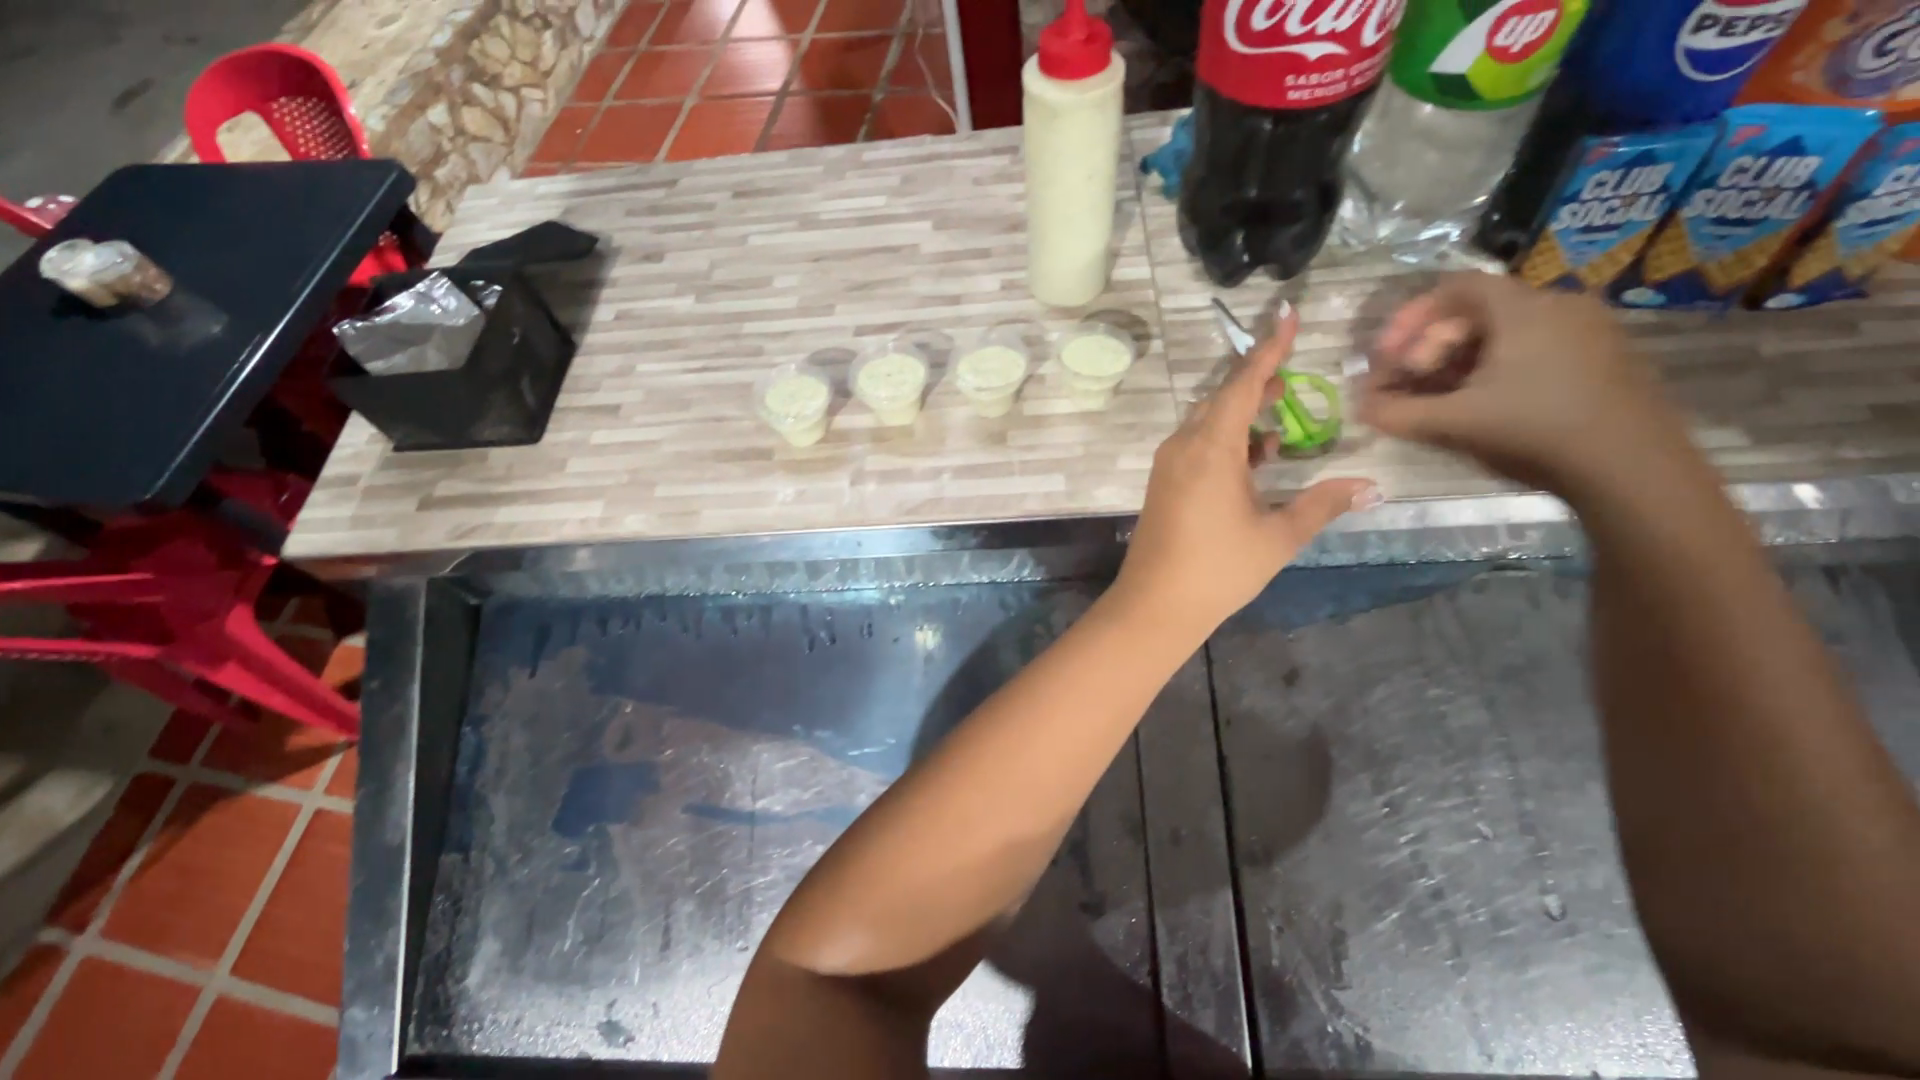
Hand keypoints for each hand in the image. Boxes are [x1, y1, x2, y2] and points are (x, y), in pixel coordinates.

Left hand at [1114, 304, 1377, 636]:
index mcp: (1211, 448)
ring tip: (1277, 415)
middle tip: (1290, 380)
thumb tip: (1370, 487)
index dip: (1268, 350)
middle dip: (1256, 384)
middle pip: (1222, 399)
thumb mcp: (1278, 536)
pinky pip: (1196, 445)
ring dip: (1241, 414)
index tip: (1287, 315)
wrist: (1155, 606)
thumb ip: (1322, 505)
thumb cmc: (1218, 569)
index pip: (1242, 384)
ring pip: (1207, 422)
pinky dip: (1225, 440)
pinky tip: (1253, 458)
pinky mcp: (1164, 484)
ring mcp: (1169, 465)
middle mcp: (1184, 446)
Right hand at [1358, 272, 1696, 494]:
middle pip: (1477, 312)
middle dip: (1432, 347)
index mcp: (1522, 308)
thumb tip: (1361, 409)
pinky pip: (1538, 350)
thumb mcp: (1456, 424)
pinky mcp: (1607, 361)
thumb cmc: (1536, 432)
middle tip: (1410, 385)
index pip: (1454, 287)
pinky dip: (1500, 371)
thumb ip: (1400, 413)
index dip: (1411, 319)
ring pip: (1507, 334)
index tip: (1390, 358)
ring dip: (1462, 362)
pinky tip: (1488, 408)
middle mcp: (1559, 305)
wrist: (1634, 470)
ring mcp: (1590, 332)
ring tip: (1443, 402)